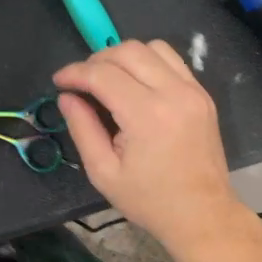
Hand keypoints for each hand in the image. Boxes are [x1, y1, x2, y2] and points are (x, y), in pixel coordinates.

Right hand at [54, 40, 246, 251]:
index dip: (75, 73)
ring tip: (107, 79)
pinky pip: (172, 61)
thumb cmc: (148, 200)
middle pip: (128, 51)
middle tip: (81, 82)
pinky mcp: (202, 94)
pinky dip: (148, 63)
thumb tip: (67, 98)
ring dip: (124, 56)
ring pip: (153, 47)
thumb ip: (82, 129)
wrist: (201, 213)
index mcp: (147, 115)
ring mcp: (193, 90)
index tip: (58, 82)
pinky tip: (135, 85)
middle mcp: (173, 93)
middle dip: (96, 60)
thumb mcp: (103, 172)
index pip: (103, 75)